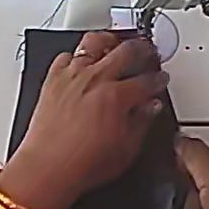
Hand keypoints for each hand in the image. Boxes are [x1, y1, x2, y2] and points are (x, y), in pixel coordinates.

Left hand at [3, 31, 167, 208]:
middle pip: (126, 50)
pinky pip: (67, 55)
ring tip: (116, 43)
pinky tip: (82, 61)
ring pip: (94, 41)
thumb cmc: (82, 164)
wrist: (47, 168)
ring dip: (109, 40)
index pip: (147, 80)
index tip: (160, 78)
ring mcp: (73, 75)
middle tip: (147, 50)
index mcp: (117, 96)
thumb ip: (142, 122)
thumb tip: (150, 108)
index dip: (158, 78)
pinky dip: (77, 56)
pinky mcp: (53, 78)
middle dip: (142, 48)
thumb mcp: (126, 150)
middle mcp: (95, 79)